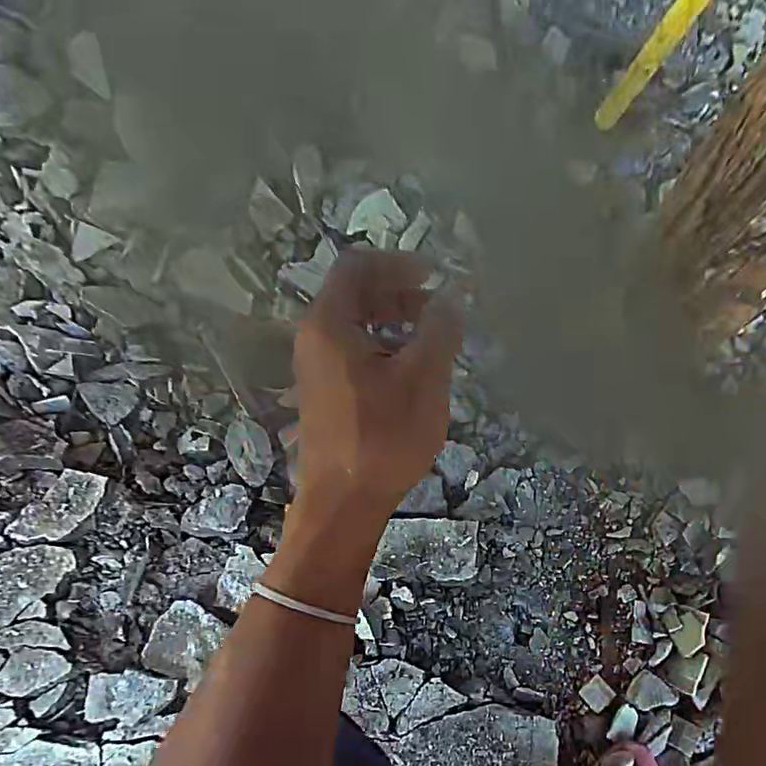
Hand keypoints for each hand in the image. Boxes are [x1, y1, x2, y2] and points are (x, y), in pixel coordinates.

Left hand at [292, 249, 463, 520]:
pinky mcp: (326, 395)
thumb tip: (451, 298)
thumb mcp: (422, 381)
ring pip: (358, 327)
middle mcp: (315, 339)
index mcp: (330, 324)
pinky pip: (355, 355)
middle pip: (356, 295)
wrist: (343, 502)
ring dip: (398, 324)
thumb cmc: (383, 438)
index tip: (438, 278)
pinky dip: (386, 350)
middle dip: (402, 294)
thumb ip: (439, 331)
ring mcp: (317, 369)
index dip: (400, 263)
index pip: (358, 266)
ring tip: (436, 344)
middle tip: (442, 311)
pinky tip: (415, 374)